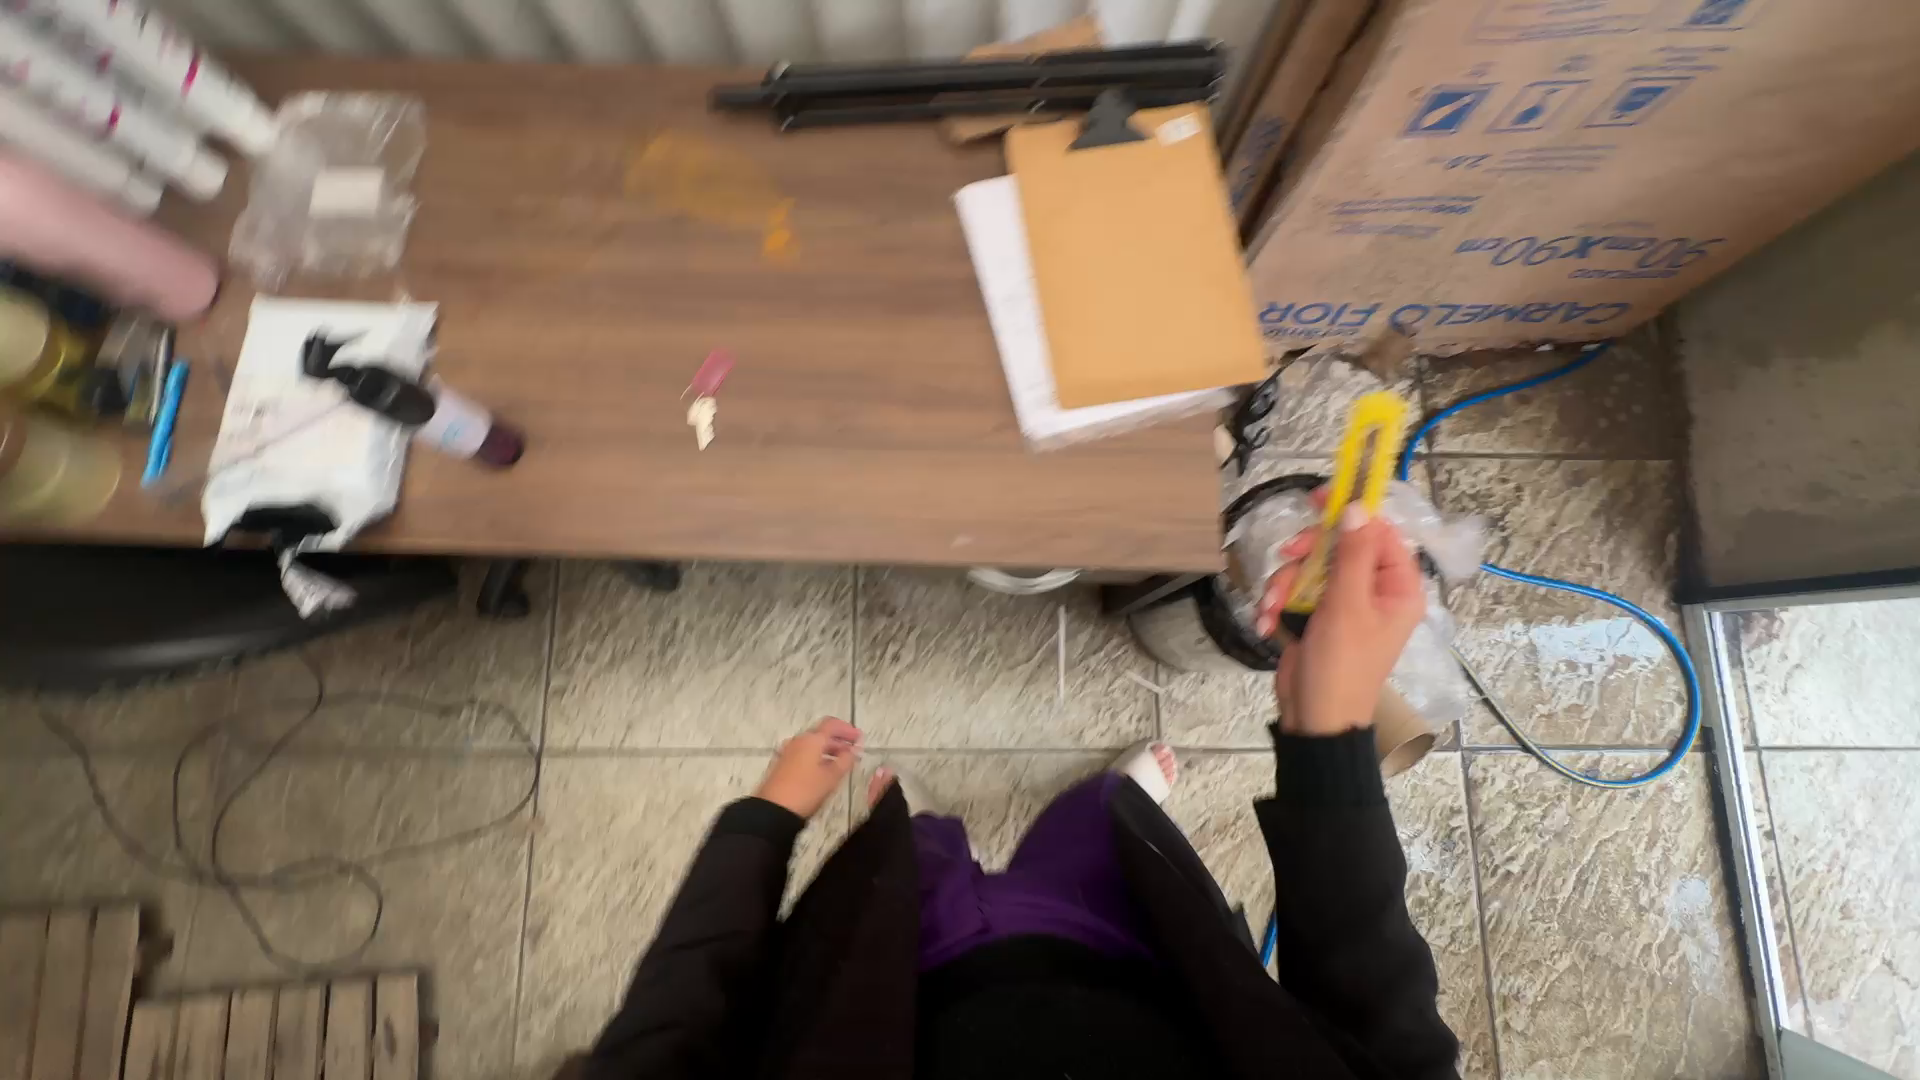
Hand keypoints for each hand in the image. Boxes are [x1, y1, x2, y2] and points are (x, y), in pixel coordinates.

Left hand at [754, 717, 862, 818]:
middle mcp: (798, 741)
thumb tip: (854, 750)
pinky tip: (824, 770)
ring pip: (812, 744)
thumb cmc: (806, 790)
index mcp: (812, 740)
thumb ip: (846, 760)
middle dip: (839, 740)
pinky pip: (804, 753)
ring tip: (841, 761)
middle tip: (853, 750)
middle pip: (821, 733)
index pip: (832, 724)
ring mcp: (788, 752)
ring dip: (828, 749)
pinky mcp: (782, 764)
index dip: (847, 729)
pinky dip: (817, 756)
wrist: (773, 810)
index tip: (859, 738)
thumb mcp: (831, 777)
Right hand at [1256, 504, 1426, 734]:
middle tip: (1288, 556)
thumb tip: (1357, 507)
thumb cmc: (1341, 664)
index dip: (1351, 512)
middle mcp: (1374, 590)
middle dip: (1306, 554)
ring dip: (1284, 584)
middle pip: (1338, 545)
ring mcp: (1343, 603)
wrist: (1316, 716)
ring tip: (1272, 608)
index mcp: (1397, 587)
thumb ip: (1350, 554)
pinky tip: (1266, 621)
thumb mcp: (1346, 606)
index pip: (1379, 533)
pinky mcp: (1316, 615)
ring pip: (1309, 567)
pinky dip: (1277, 603)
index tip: (1318, 497)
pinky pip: (1294, 591)